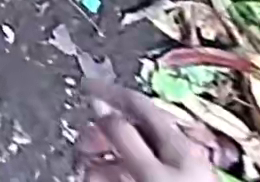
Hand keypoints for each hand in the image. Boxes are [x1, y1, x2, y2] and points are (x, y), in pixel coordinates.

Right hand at [78, 84, 218, 181]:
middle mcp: (173, 157)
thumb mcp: (151, 171)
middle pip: (127, 130)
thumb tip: (102, 112)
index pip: (137, 104)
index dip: (108, 91)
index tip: (84, 87)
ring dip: (100, 161)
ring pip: (125, 157)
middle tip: (82, 147)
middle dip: (99, 135)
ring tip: (88, 173)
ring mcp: (168, 178)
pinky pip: (128, 175)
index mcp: (176, 144)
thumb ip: (124, 137)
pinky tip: (96, 181)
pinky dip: (109, 175)